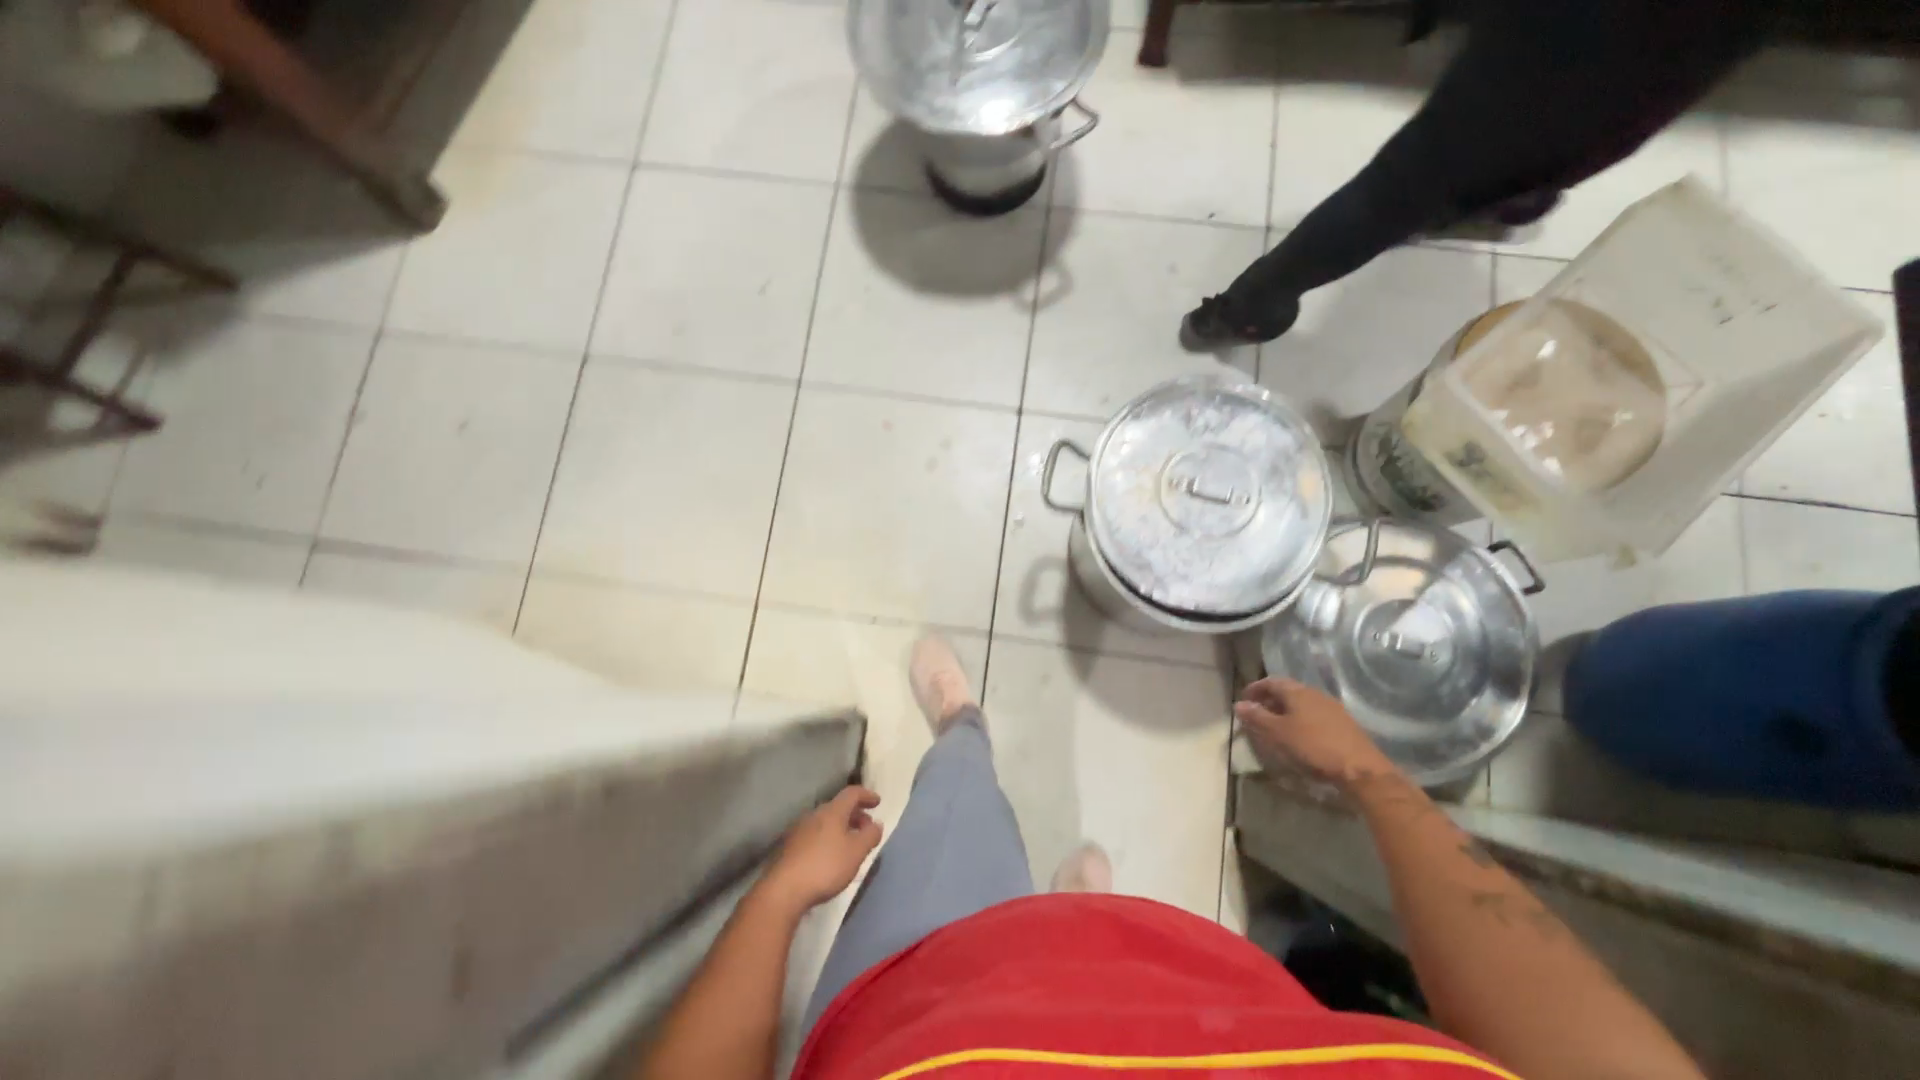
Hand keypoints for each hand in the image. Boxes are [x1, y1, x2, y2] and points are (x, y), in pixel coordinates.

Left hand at [762, 786, 882, 910]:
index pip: (851, 793)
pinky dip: (829, 838)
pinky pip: (815, 834)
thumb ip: (870, 836)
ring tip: (851, 844)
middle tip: (866, 828)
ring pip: (826, 822)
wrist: (784, 889)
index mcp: (832, 812)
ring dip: (841, 828)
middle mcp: (814, 815)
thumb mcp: (856, 852)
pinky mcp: (790, 847)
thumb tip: (876, 824)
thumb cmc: (826, 867)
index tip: (877, 802)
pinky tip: (831, 856)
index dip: (866, 795)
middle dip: (855, 814)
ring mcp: (799, 830)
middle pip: (838, 807)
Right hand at [1234, 678, 1395, 788]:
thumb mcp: (1278, 733)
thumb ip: (1257, 717)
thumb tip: (1239, 704)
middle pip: (1288, 691)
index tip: (1244, 699)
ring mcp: (1332, 707)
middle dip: (1270, 700)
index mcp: (1297, 692)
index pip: (1271, 681)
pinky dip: (1301, 719)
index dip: (1255, 688)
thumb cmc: (1313, 746)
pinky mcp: (1343, 723)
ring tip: (1276, 726)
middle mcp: (1315, 694)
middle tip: (1257, 714)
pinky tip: (1300, 735)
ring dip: (1286, 711)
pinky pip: (1314, 714)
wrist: (1359, 768)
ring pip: (1302, 703)